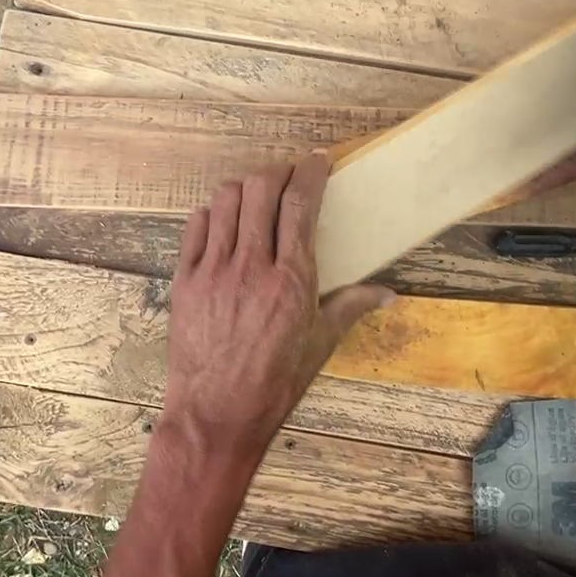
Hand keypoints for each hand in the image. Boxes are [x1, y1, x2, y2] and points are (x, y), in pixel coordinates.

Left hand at [163, 153, 394, 461]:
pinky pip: (195, 226)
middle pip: (260, 189)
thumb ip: (352, 307)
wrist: (216, 415)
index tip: (317, 161)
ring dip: (244, 189)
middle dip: (277, 173)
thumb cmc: (274, 383)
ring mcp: (213, 271)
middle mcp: (251, 266)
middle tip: (287, 179)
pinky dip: (212, 214)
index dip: (310, 172)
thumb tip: (390, 295)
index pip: (300, 204)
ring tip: (256, 198)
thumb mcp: (320, 345)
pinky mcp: (185, 280)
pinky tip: (223, 224)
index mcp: (291, 279)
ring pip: (225, 199)